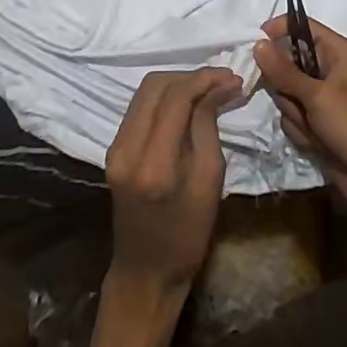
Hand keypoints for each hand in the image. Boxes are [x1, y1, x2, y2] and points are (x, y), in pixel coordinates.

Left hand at [103, 67, 239, 292]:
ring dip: (178, 83)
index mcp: (154, 163)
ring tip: (208, 89)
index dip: (206, 78)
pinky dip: (166, 98)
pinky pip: (140, 108)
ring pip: (145, 92)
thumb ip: (208, 126)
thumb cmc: (188, 233)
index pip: (176, 97)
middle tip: (222, 82)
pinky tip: (188, 104)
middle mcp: (126, 149)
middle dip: (191, 75)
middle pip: (155, 85)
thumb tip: (218, 86)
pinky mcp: (114, 150)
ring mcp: (114, 149)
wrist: (146, 271)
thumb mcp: (210, 179)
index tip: (233, 77)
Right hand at [255, 16, 346, 222]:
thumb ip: (284, 71)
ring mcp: (319, 96)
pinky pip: (290, 115)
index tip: (254, 44)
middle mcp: (326, 68)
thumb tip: (257, 43)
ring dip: (293, 112)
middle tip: (299, 102)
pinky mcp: (314, 120)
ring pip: (284, 92)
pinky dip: (298, 129)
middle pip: (286, 61)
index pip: (301, 25)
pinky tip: (315, 142)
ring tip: (314, 127)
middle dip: (285, 85)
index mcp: (336, 51)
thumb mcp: (317, 96)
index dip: (278, 30)